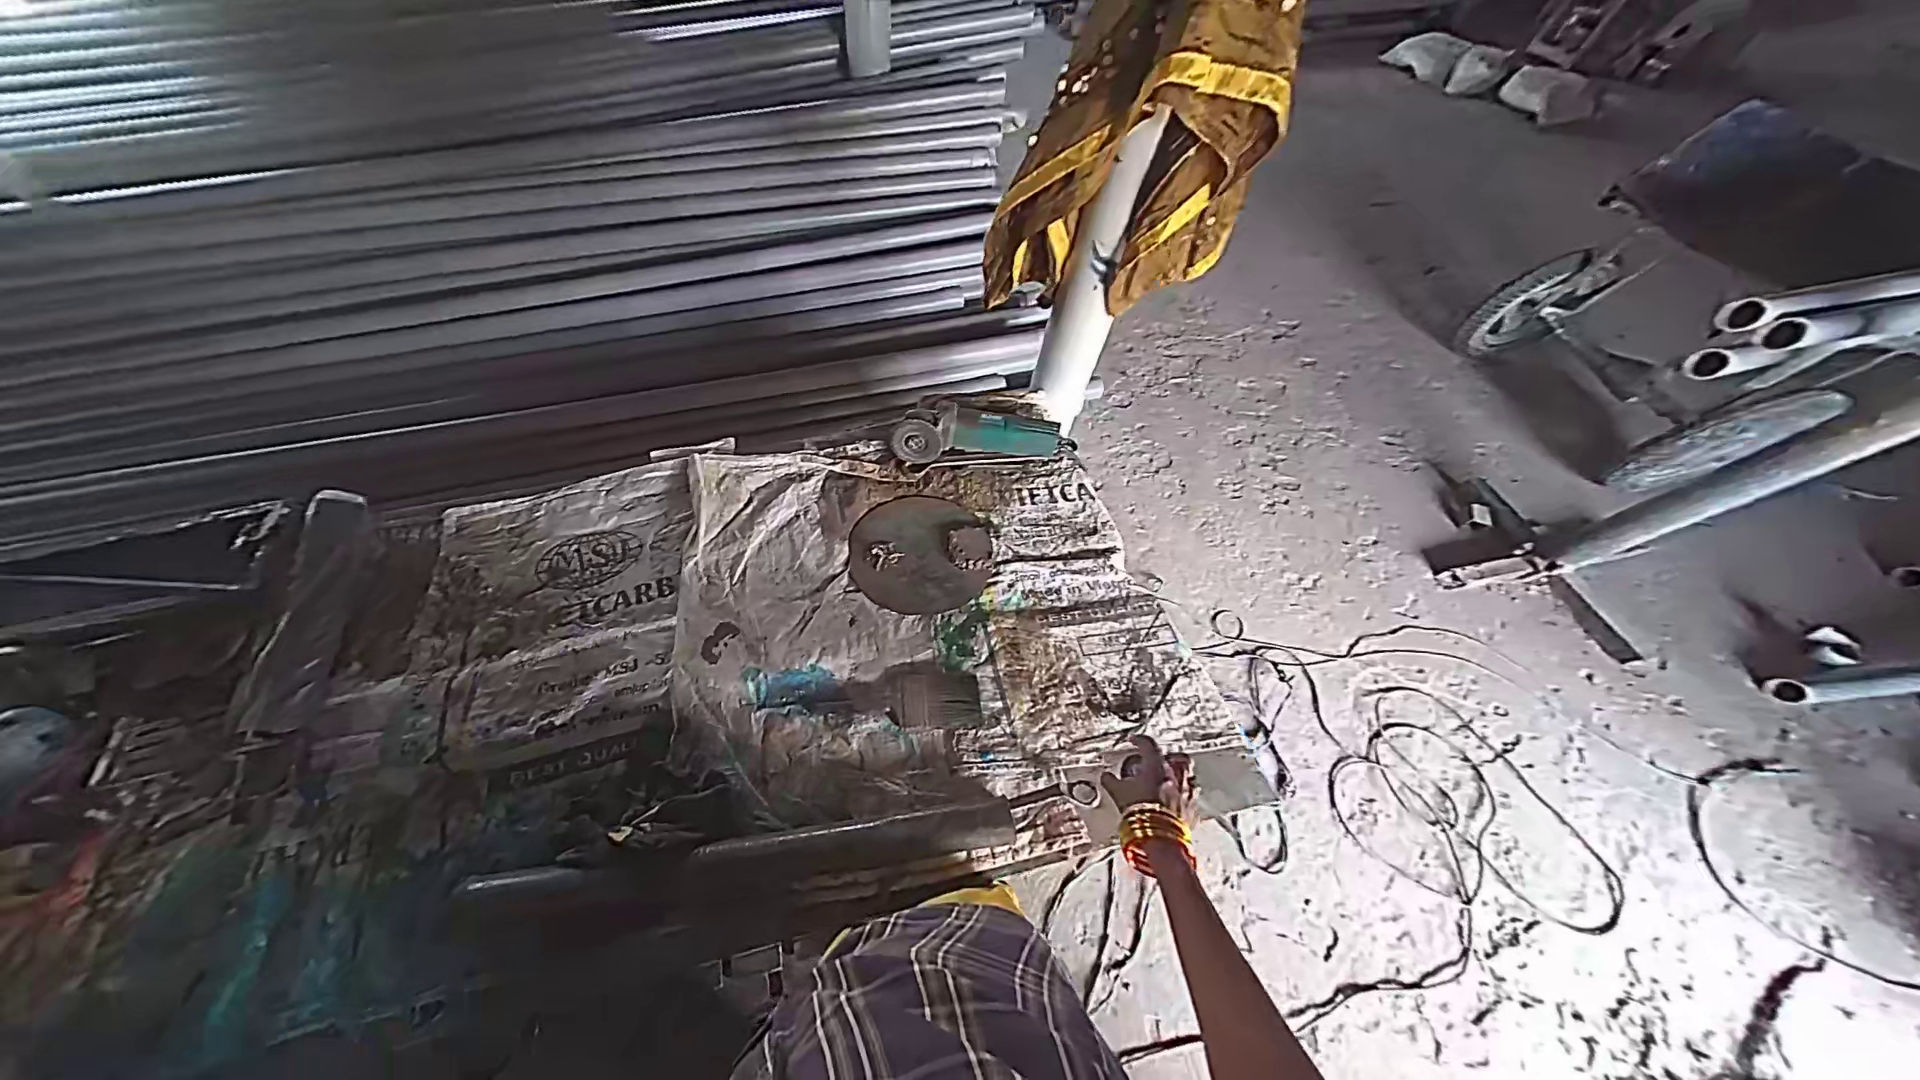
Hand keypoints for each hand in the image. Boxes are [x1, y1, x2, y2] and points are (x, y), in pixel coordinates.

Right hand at [1100, 734, 1193, 820]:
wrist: (1159, 840)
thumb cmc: (1141, 813)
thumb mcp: (1118, 793)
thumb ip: (1111, 780)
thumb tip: (1106, 777)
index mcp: (1157, 766)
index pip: (1149, 744)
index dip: (1139, 740)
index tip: (1135, 740)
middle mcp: (1176, 776)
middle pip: (1179, 757)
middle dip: (1170, 757)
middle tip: (1161, 760)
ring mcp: (1187, 793)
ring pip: (1189, 777)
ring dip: (1180, 777)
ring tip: (1169, 782)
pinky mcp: (1193, 811)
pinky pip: (1192, 798)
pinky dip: (1184, 798)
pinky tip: (1176, 802)